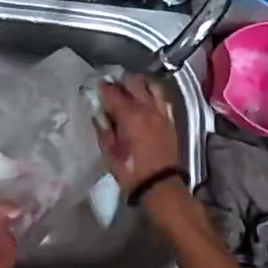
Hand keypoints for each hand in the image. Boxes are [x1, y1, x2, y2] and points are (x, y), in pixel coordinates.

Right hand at [96, 74, 180, 198]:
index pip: (114, 94)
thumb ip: (103, 130)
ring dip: (140, 83)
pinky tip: (147, 95)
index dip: (104, 88)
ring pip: (152, 86)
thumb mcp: (110, 153)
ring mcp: (161, 113)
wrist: (160, 185)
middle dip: (121, 81)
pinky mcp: (170, 120)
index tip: (98, 85)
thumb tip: (98, 115)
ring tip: (130, 85)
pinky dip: (154, 92)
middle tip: (112, 84)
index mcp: (130, 117)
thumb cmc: (131, 172)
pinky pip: (163, 98)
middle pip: (134, 84)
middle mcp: (147, 109)